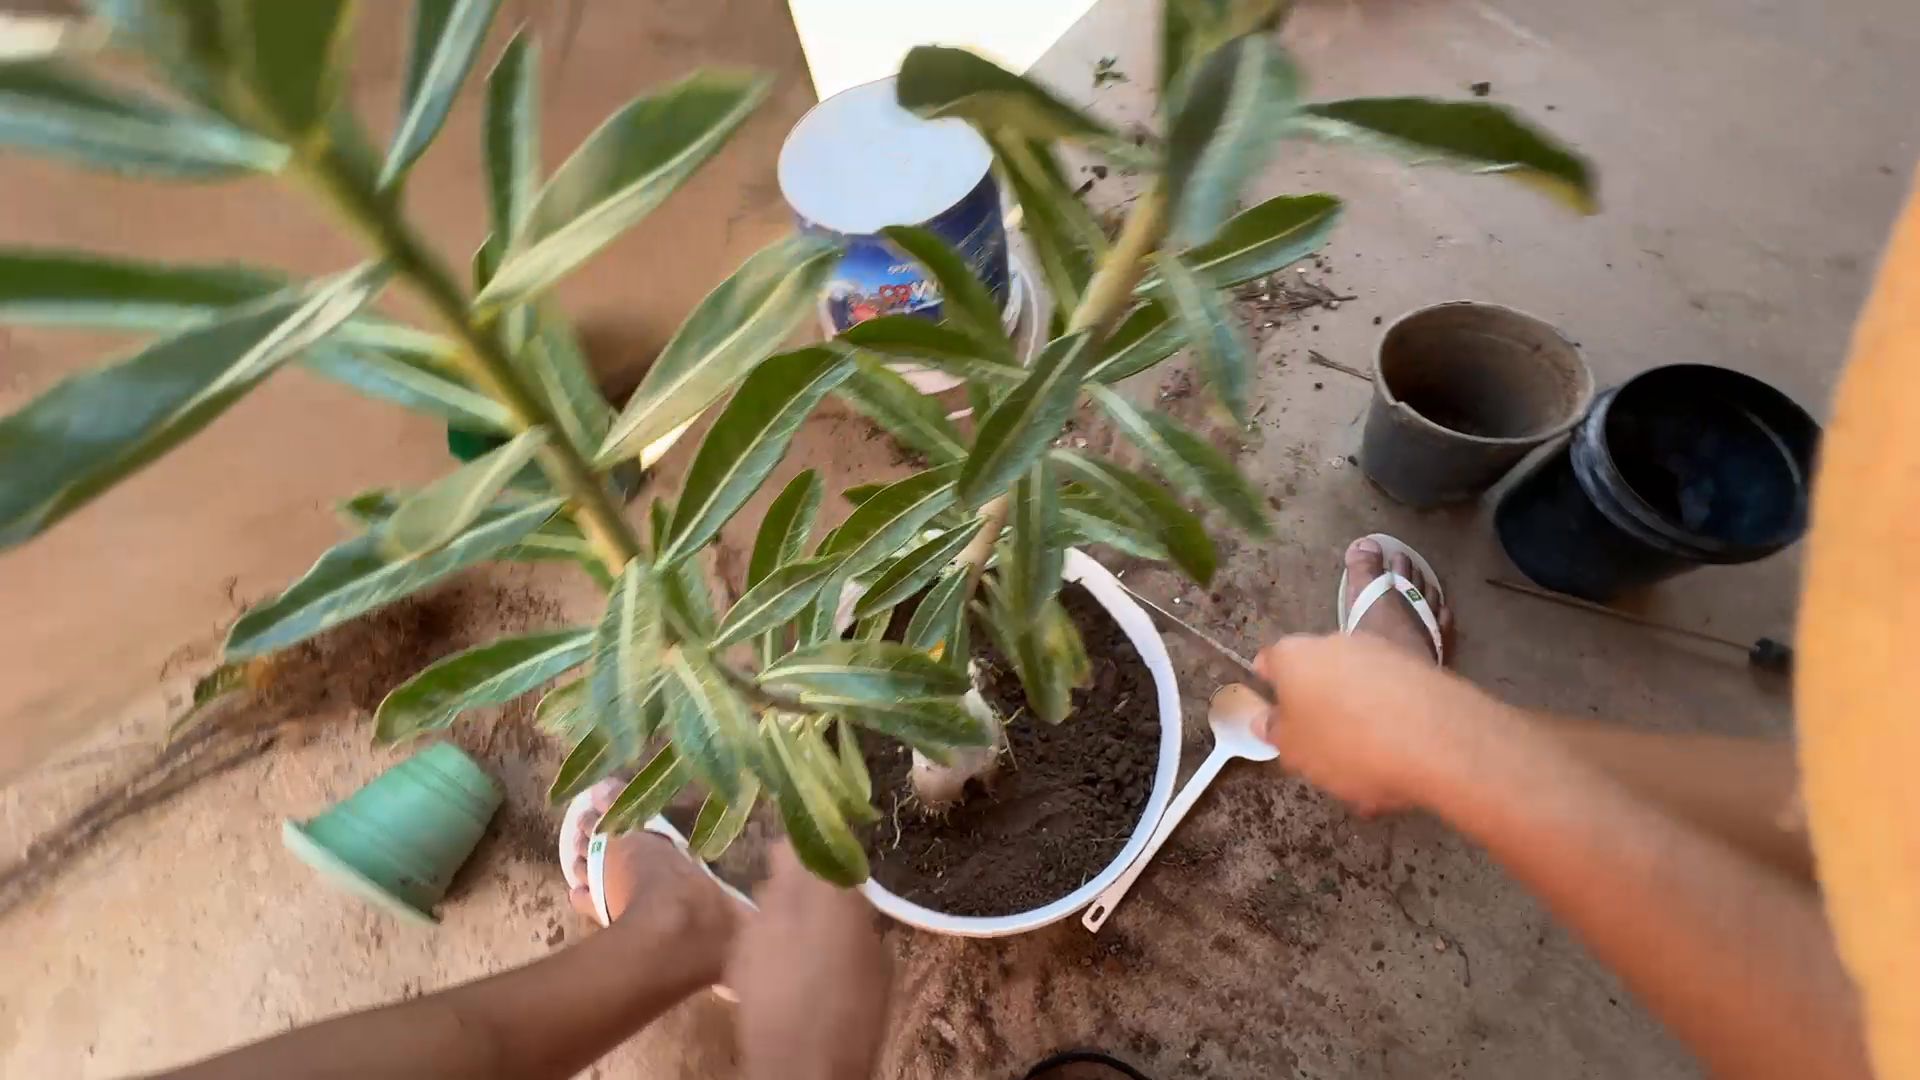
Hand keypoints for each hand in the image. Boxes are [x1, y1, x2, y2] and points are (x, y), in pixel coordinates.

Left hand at [726, 844, 890, 1079]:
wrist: (804, 1068)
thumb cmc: (856, 1014)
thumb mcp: (877, 958)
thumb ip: (860, 916)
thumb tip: (853, 898)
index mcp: (830, 892)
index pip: (818, 838)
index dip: (823, 835)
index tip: (835, 839)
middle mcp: (788, 897)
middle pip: (783, 852)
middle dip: (797, 858)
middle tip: (815, 876)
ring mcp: (757, 923)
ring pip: (765, 886)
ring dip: (780, 893)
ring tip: (796, 917)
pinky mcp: (737, 954)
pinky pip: (753, 924)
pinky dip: (765, 928)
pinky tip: (778, 953)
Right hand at [1252, 633, 1510, 814]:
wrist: (1444, 742)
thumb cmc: (1348, 744)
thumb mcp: (1295, 752)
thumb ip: (1274, 732)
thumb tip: (1265, 719)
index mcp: (1292, 655)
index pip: (1267, 663)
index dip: (1269, 694)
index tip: (1278, 723)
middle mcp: (1332, 641)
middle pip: (1315, 675)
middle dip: (1318, 710)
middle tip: (1323, 753)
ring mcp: (1381, 651)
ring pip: (1356, 690)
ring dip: (1357, 720)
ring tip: (1372, 770)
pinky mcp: (1422, 669)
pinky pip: (1394, 698)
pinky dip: (1393, 723)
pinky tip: (1404, 762)